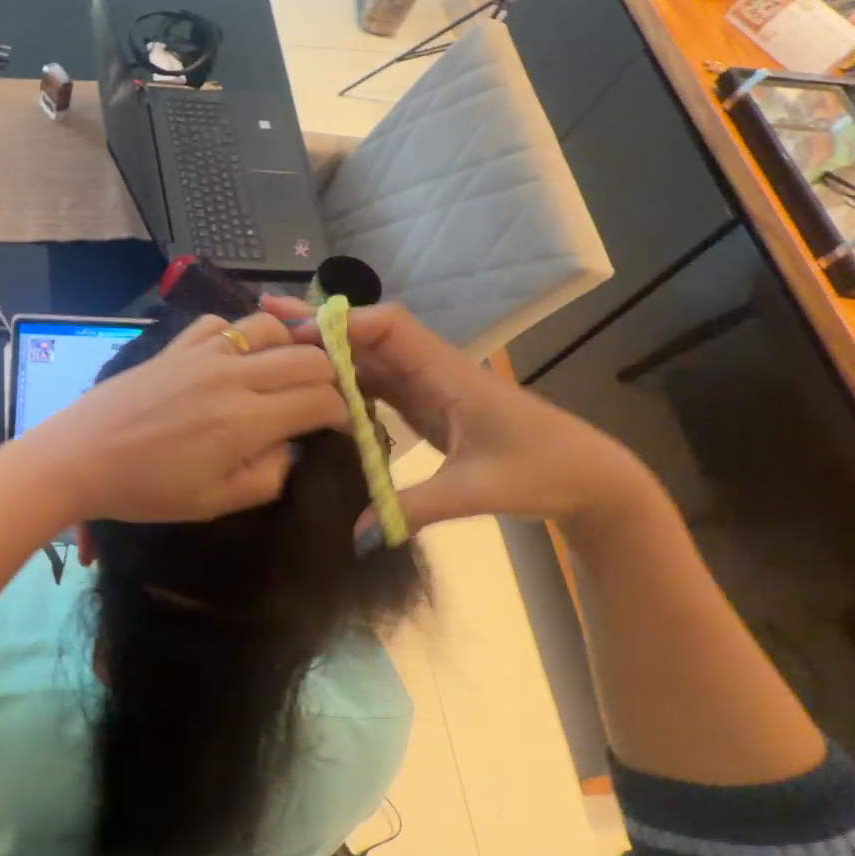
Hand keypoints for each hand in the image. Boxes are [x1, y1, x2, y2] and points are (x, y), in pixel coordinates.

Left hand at [24, 312, 350, 523]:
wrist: (77, 457)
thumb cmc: (144, 490)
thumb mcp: (212, 502)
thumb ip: (267, 477)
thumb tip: (294, 450)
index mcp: (246, 420)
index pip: (322, 400)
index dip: (345, 415)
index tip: (345, 431)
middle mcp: (232, 375)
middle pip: (309, 358)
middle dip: (331, 380)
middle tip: (324, 403)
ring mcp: (202, 353)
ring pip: (271, 327)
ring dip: (292, 347)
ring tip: (288, 374)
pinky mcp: (175, 345)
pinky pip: (222, 323)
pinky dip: (242, 334)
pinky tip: (236, 358)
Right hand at [261, 297, 654, 535]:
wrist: (590, 479)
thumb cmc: (543, 471)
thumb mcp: (477, 491)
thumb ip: (414, 508)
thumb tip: (357, 537)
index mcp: (448, 374)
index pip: (390, 328)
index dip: (343, 325)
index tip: (295, 336)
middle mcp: (433, 371)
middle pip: (369, 335)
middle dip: (318, 327)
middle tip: (264, 318)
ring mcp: (428, 389)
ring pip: (369, 359)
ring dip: (325, 352)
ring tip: (275, 350)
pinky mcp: (425, 408)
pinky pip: (375, 386)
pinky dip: (342, 382)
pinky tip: (310, 390)